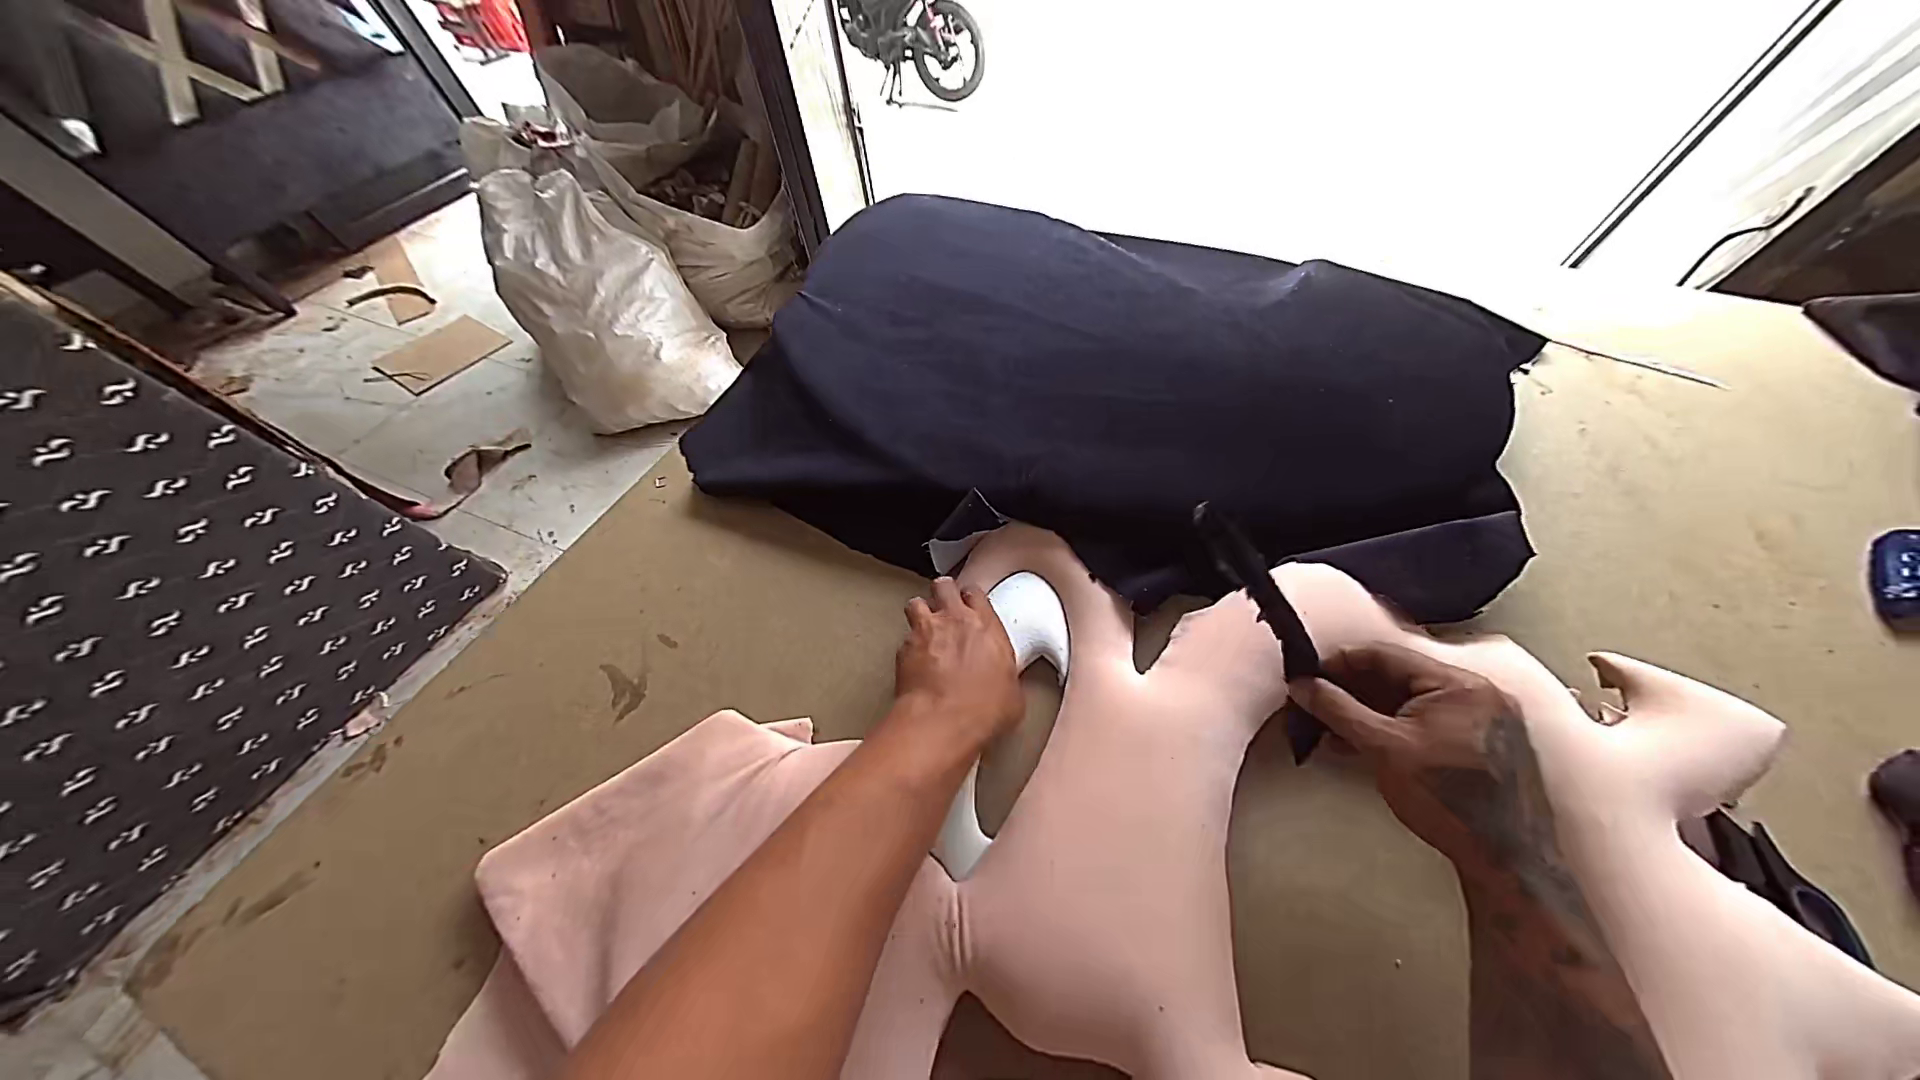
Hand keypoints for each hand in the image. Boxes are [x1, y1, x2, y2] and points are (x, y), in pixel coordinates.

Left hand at [891, 577, 1024, 754]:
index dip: (971, 599)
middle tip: (945, 604)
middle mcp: (954, 620)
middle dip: (943, 593)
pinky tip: (913, 661)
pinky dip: (908, 646)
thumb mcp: (1013, 694)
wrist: (944, 722)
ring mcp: (925, 631)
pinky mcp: (904, 649)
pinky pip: (903, 638)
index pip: (976, 594)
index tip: (971, 606)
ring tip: (924, 626)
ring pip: (917, 603)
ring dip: (920, 611)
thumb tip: (1007, 687)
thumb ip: (1008, 677)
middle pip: (944, 586)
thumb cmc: (981, 710)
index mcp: (986, 626)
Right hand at [1289, 644, 1543, 880]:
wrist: (1505, 861)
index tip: (1309, 679)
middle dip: (1349, 690)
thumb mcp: (1381, 747)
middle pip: (1394, 676)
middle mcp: (1476, 693)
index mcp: (1459, 685)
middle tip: (1315, 702)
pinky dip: (1388, 726)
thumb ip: (1337, 709)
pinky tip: (1359, 741)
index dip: (1337, 665)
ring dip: (1365, 710)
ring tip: (1330, 726)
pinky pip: (1422, 719)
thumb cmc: (1451, 802)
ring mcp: (1481, 718)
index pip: (1382, 656)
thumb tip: (1303, 686)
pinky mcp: (1478, 743)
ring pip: (1406, 699)